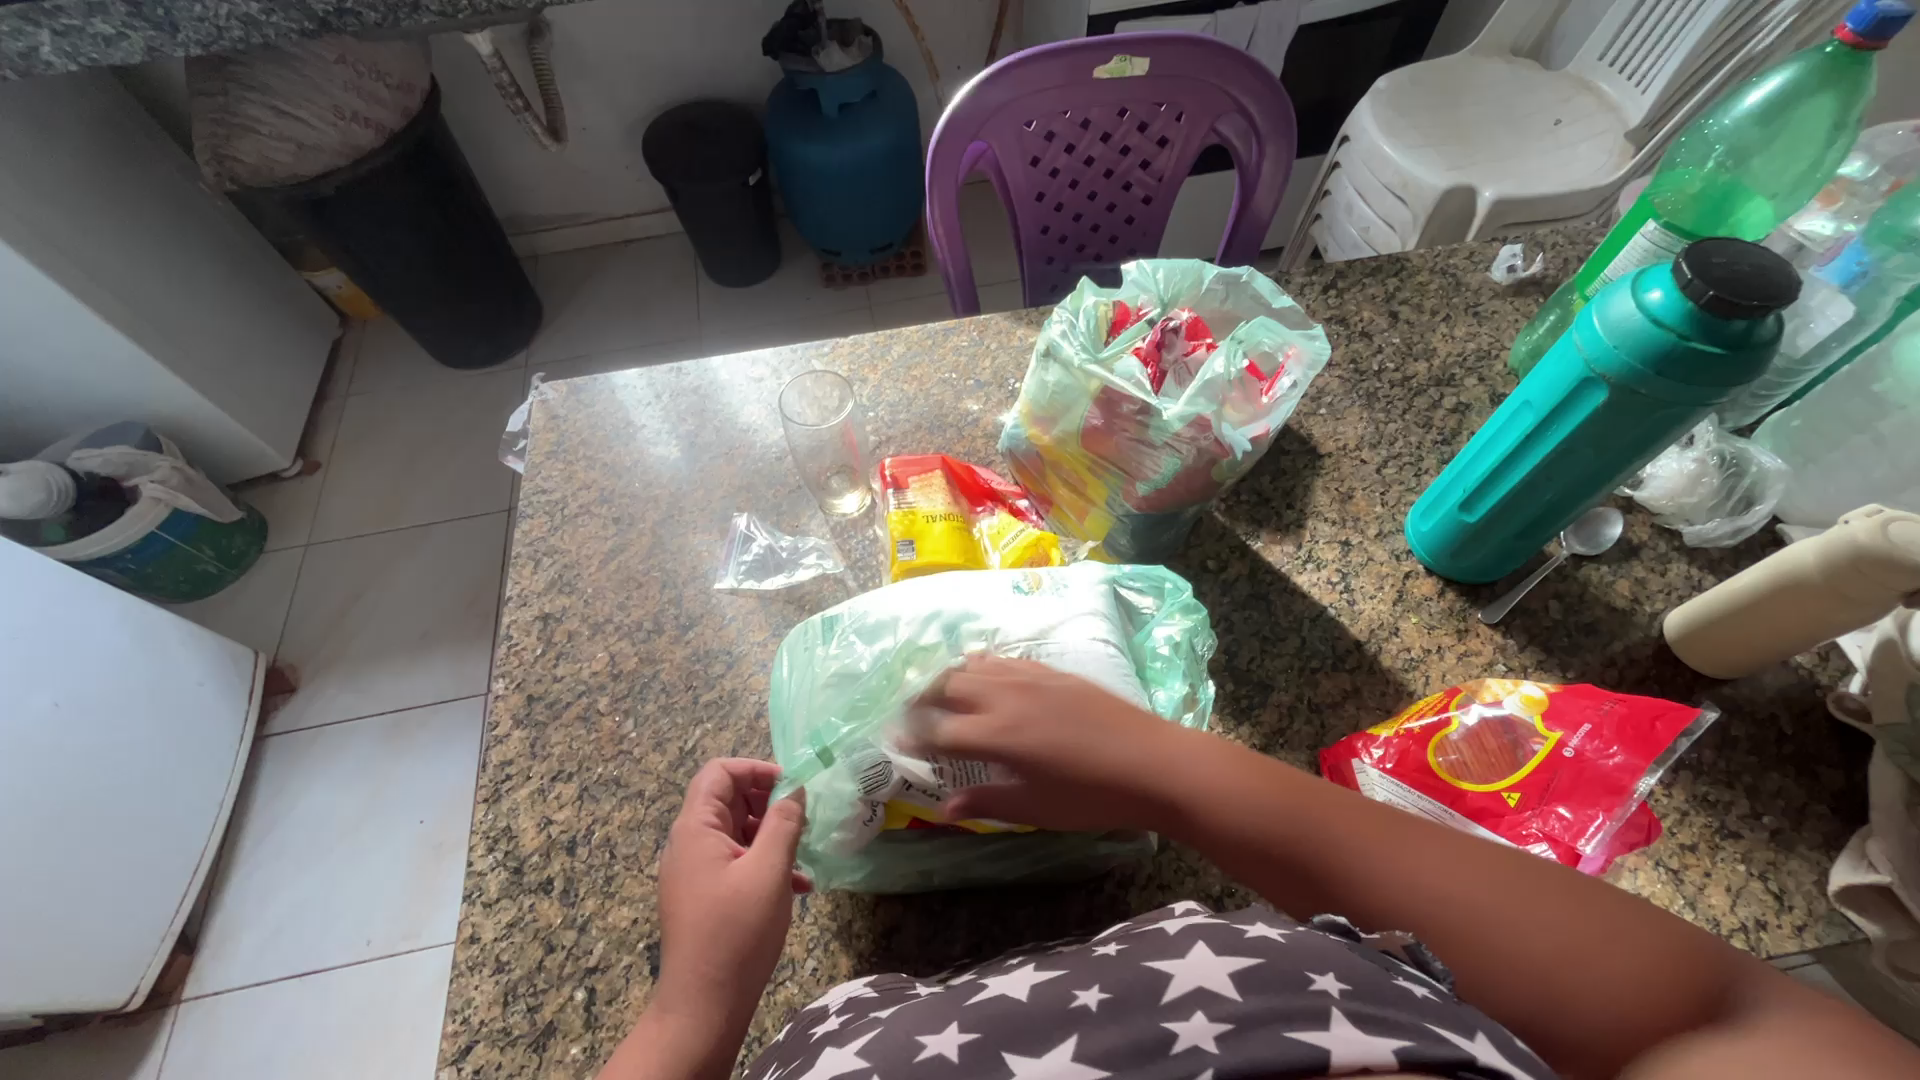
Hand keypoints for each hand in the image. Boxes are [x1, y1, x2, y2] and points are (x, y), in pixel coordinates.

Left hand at [656, 759, 807, 1027]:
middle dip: (768, 803)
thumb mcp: (769, 870)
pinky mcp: (705, 896)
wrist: (703, 1006)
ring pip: (736, 832)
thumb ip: (784, 822)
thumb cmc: (736, 932)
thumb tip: (794, 789)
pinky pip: (735, 861)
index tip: (791, 786)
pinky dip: (764, 862)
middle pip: (728, 800)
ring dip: (771, 835)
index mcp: (696, 829)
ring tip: (803, 854)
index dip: (755, 769)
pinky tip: (796, 886)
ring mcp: (695, 871)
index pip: (719, 772)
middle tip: (802, 819)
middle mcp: (689, 844)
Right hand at [910, 655, 1201, 832]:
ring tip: (940, 690)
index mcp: (995, 735)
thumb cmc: (1091, 796)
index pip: (938, 730)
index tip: (895, 739)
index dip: (912, 735)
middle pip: (948, 686)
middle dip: (922, 697)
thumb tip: (944, 810)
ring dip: (950, 676)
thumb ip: (986, 802)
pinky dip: (985, 665)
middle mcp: (1005, 697)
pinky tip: (985, 671)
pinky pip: (1007, 660)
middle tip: (911, 711)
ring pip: (975, 666)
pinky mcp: (1054, 672)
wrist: (1153, 763)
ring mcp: (1031, 679)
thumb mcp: (1035, 808)